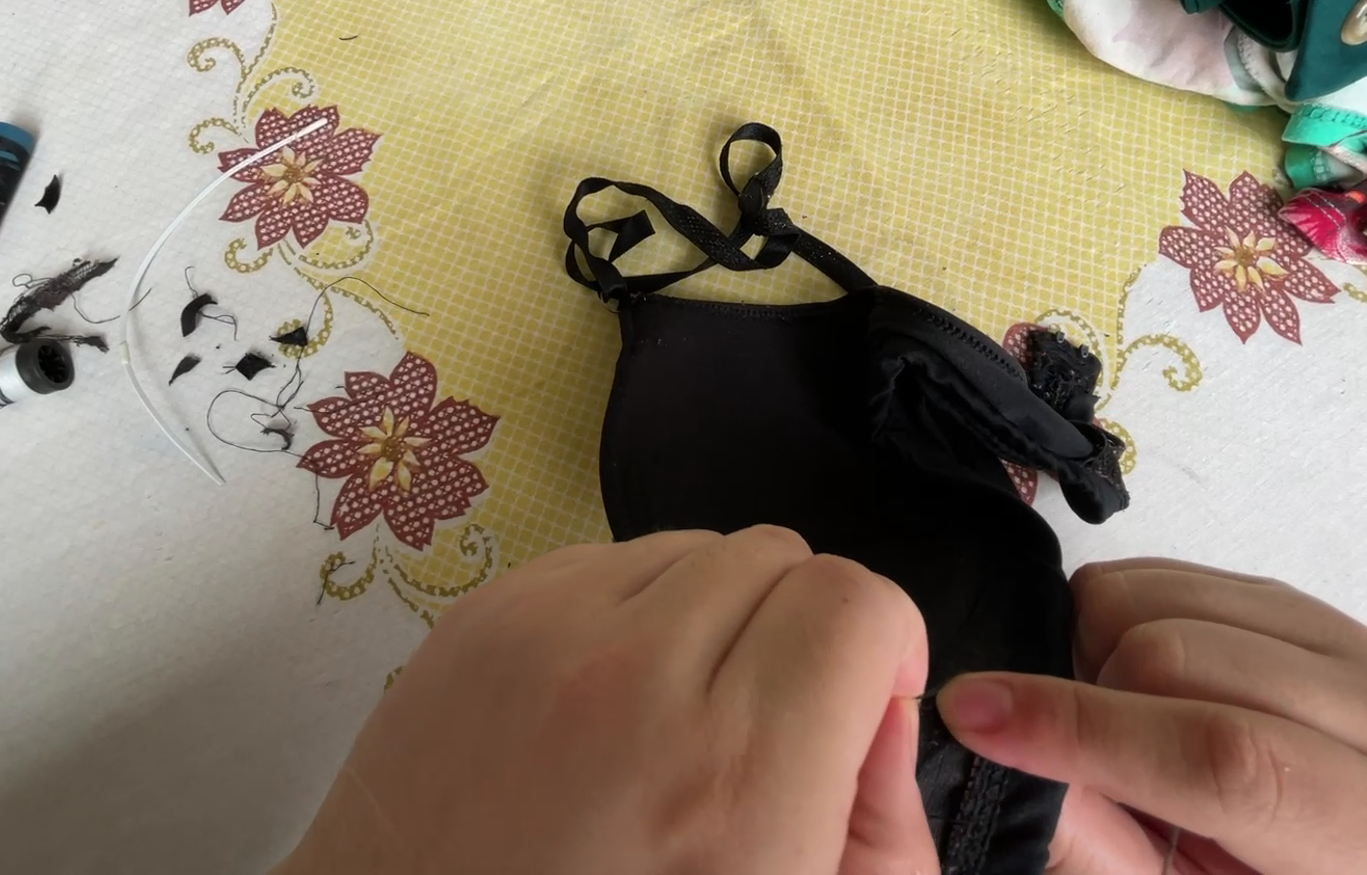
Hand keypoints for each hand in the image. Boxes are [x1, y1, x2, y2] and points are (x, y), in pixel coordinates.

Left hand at [275, 526, 937, 874]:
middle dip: (794, 622)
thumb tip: (880, 703)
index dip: (882, 640)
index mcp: (732, 777)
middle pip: (775, 553)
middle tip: (761, 707)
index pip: (853, 599)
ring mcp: (541, 626)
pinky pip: (606, 558)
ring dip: (708, 608)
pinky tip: (600, 691)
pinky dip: (630, 607)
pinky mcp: (482, 609)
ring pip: (692, 544)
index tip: (862, 692)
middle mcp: (632, 677)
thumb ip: (884, 823)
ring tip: (670, 703)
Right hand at [936, 559, 1366, 873]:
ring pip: (1157, 595)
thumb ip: (1095, 846)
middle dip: (1089, 696)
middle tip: (1088, 757)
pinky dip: (1113, 617)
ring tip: (1124, 721)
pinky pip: (1161, 573)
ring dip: (1096, 651)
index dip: (1081, 729)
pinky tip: (1144, 683)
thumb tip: (987, 745)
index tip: (967, 713)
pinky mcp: (1307, 608)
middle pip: (1176, 655)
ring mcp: (1363, 651)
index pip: (1226, 758)